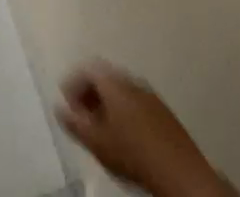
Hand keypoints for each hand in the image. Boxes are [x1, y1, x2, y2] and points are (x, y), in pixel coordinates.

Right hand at [55, 61, 234, 196]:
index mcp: (115, 83)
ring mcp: (152, 96)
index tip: (67, 102)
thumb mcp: (95, 141)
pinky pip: (137, 101)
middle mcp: (134, 82)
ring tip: (101, 126)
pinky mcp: (164, 111)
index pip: (88, 69)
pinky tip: (124, 133)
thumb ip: (74, 122)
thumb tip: (60, 108)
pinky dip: (124, 110)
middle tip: (82, 114)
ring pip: (122, 90)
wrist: (179, 171)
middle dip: (90, 93)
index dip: (73, 82)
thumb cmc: (131, 152)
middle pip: (106, 77)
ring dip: (108, 103)